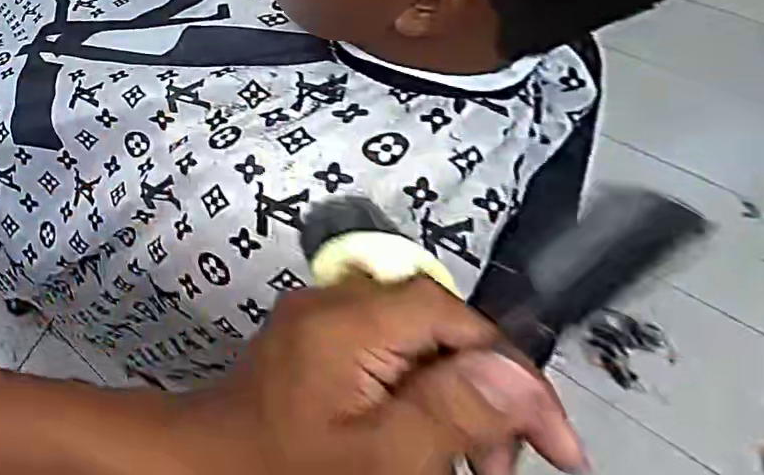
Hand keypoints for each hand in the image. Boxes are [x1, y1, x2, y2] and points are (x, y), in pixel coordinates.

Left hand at [193, 276, 586, 474]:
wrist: (211, 467)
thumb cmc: (293, 472)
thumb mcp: (386, 459)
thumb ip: (451, 408)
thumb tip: (516, 372)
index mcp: (345, 321)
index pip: (444, 308)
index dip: (508, 364)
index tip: (553, 440)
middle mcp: (328, 305)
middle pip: (430, 322)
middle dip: (481, 387)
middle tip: (497, 465)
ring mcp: (316, 321)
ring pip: (410, 339)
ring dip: (451, 395)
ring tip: (467, 464)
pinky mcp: (311, 342)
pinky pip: (380, 351)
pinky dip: (414, 393)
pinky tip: (422, 444)